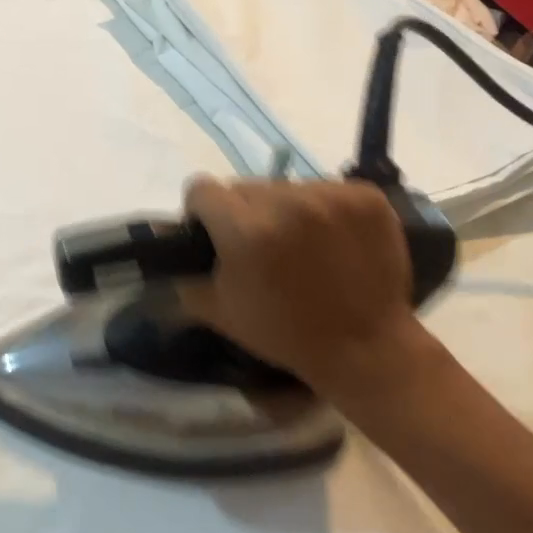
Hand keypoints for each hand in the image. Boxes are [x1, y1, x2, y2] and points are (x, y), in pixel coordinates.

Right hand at [178, 176, 433, 400]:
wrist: (365, 346)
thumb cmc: (284, 332)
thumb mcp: (218, 312)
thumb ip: (183, 279)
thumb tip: (165, 262)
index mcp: (244, 229)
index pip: (201, 189)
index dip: (200, 212)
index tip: (213, 236)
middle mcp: (287, 201)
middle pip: (245, 187)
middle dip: (243, 213)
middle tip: (258, 247)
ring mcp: (331, 195)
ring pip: (287, 187)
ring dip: (284, 210)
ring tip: (299, 246)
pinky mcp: (366, 196)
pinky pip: (327, 189)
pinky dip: (323, 210)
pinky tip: (331, 241)